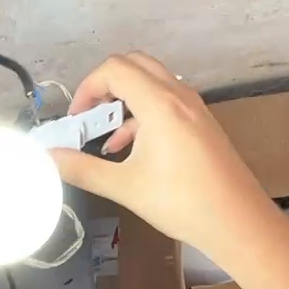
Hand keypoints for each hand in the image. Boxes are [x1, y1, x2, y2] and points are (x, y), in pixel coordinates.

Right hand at [50, 53, 284, 255]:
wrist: (239, 223)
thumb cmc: (182, 203)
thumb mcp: (125, 187)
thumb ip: (82, 168)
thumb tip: (48, 158)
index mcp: (160, 103)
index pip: (114, 69)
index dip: (87, 87)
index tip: (76, 119)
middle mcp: (179, 95)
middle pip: (134, 65)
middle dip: (105, 84)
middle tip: (89, 114)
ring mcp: (195, 107)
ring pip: (152, 81)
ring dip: (125, 97)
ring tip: (106, 133)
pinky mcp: (202, 122)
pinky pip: (167, 100)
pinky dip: (143, 111)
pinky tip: (131, 148)